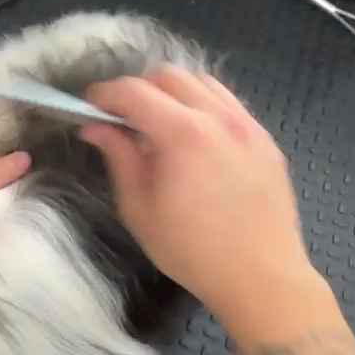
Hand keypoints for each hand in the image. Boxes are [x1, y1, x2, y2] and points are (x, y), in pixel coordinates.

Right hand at [80, 68, 332, 337]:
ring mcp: (248, 125)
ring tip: (159, 123)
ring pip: (202, 82)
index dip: (104, 94)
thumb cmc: (191, 250)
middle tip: (122, 118)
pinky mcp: (265, 139)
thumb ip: (118, 157)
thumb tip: (94, 127)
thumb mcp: (139, 208)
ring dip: (172, 92)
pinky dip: (202, 105)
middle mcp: (218, 117)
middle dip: (138, 88)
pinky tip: (194, 137)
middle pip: (168, 75)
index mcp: (183, 134)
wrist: (262, 278)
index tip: (88, 109)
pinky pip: (228, 103)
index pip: (133, 91)